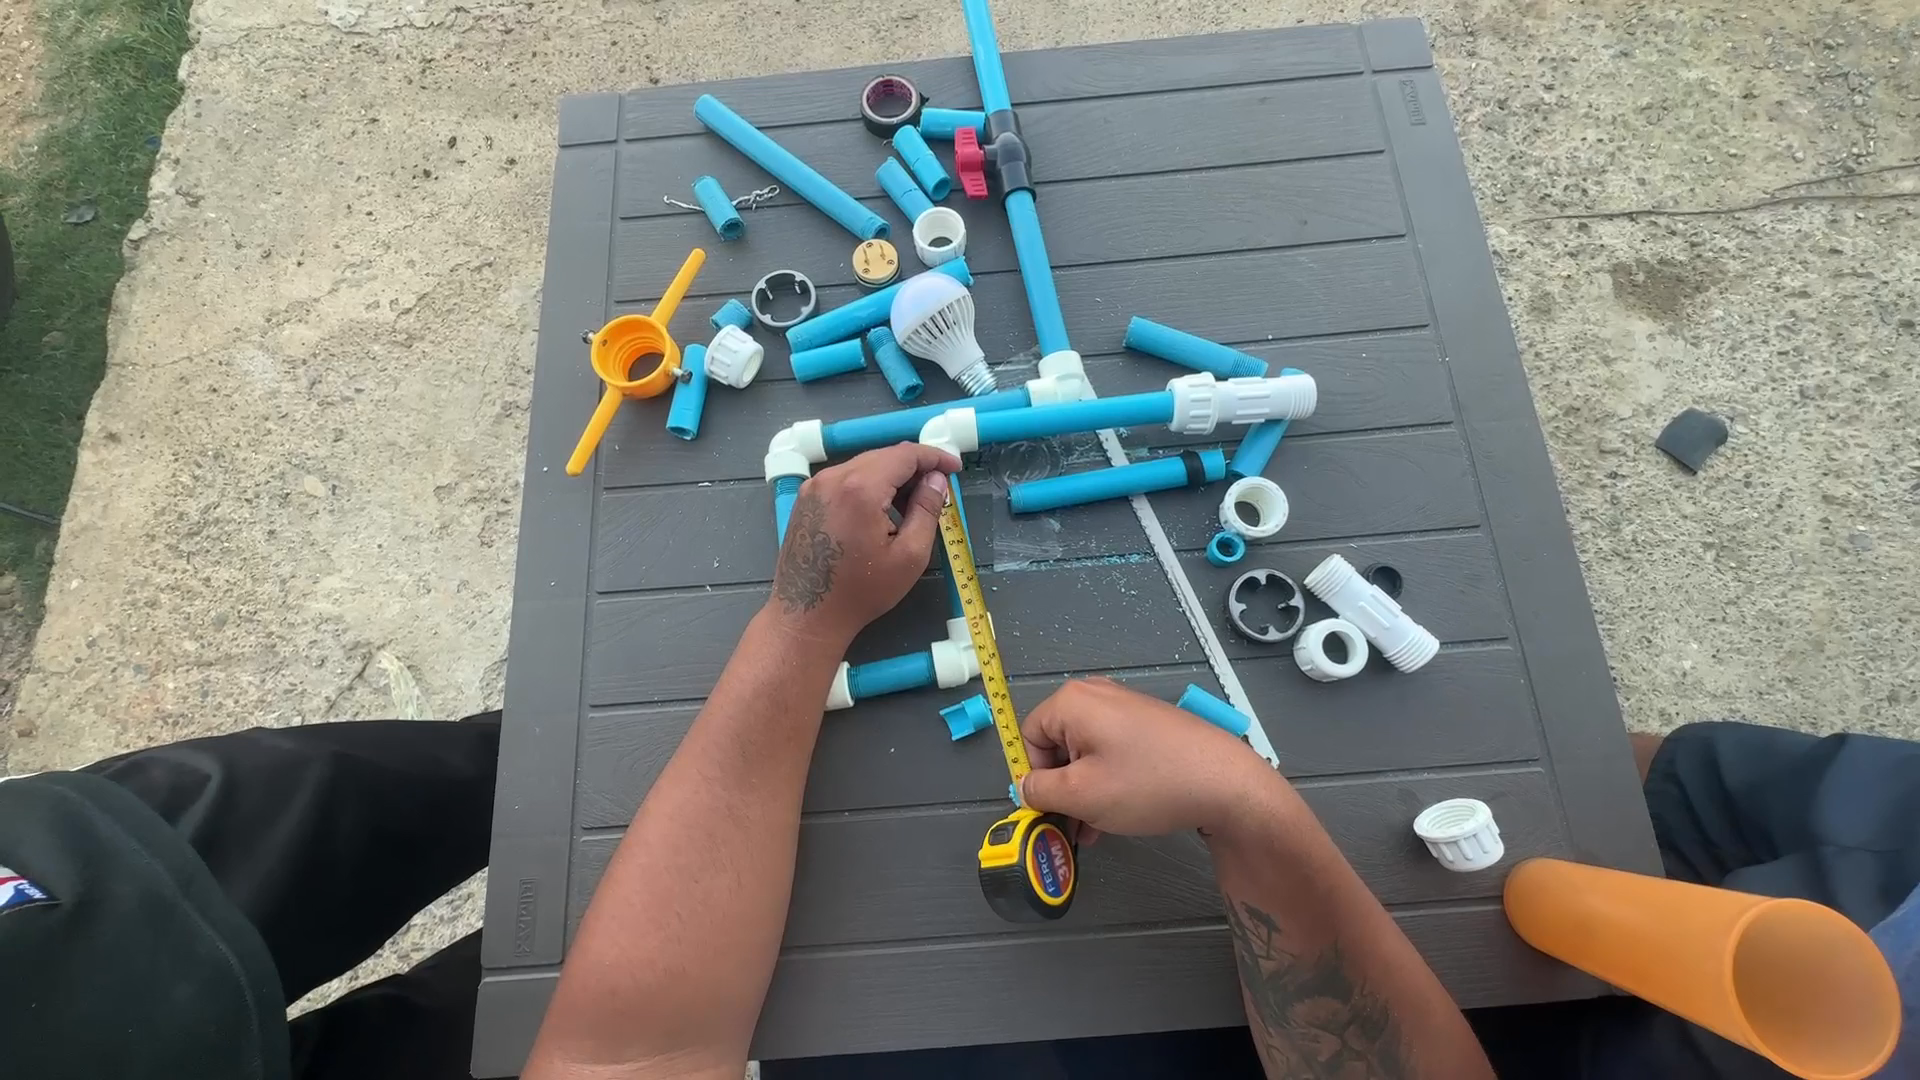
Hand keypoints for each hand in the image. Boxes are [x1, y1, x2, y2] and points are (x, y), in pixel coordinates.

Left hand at [769, 442, 961, 647]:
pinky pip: (845, 479)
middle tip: (937, 491)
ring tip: (911, 506)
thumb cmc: (862, 591)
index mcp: (860, 488)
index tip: (954, 469)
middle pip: (883, 456)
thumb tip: (936, 481)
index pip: (905, 454)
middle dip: (914, 468)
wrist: (808, 614)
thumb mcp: (910, 555)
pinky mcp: (806, 498)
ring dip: (892, 477)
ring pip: (864, 466)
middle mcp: (833, 478)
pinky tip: (882, 511)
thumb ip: (927, 510)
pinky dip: (869, 485)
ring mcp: (814, 486)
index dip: (934, 457)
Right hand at [1018, 678, 1280, 839]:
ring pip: (1085, 752)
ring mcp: (1125, 707)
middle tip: (1073, 826)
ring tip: (1094, 830)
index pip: (1030, 737)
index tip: (1053, 809)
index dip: (1035, 777)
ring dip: (1083, 791)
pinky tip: (1117, 814)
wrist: (1226, 781)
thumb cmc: (1147, 783)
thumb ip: (1039, 791)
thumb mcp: (1082, 795)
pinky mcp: (1147, 723)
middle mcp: (1096, 695)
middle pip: (1057, 744)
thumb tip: (1024, 787)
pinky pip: (1111, 751)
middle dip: (1060, 788)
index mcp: (1072, 701)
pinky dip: (1106, 780)